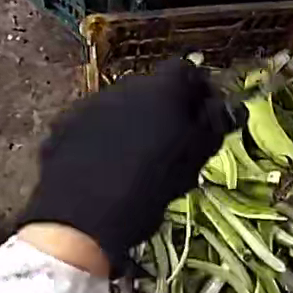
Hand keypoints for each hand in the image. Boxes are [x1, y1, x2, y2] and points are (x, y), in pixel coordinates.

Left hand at [19, 58, 232, 273]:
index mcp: (162, 89)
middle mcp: (125, 86)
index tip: (205, 115)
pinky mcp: (62, 125)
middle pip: (153, 87)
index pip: (188, 70)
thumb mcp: (193, 161)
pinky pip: (93, 123)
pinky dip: (103, 136)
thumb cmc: (149, 190)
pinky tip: (105, 166)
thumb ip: (214, 127)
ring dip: (133, 121)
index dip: (199, 89)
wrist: (79, 222)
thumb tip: (230, 107)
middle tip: (174, 142)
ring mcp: (89, 104)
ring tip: (137, 159)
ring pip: (121, 105)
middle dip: (166, 107)